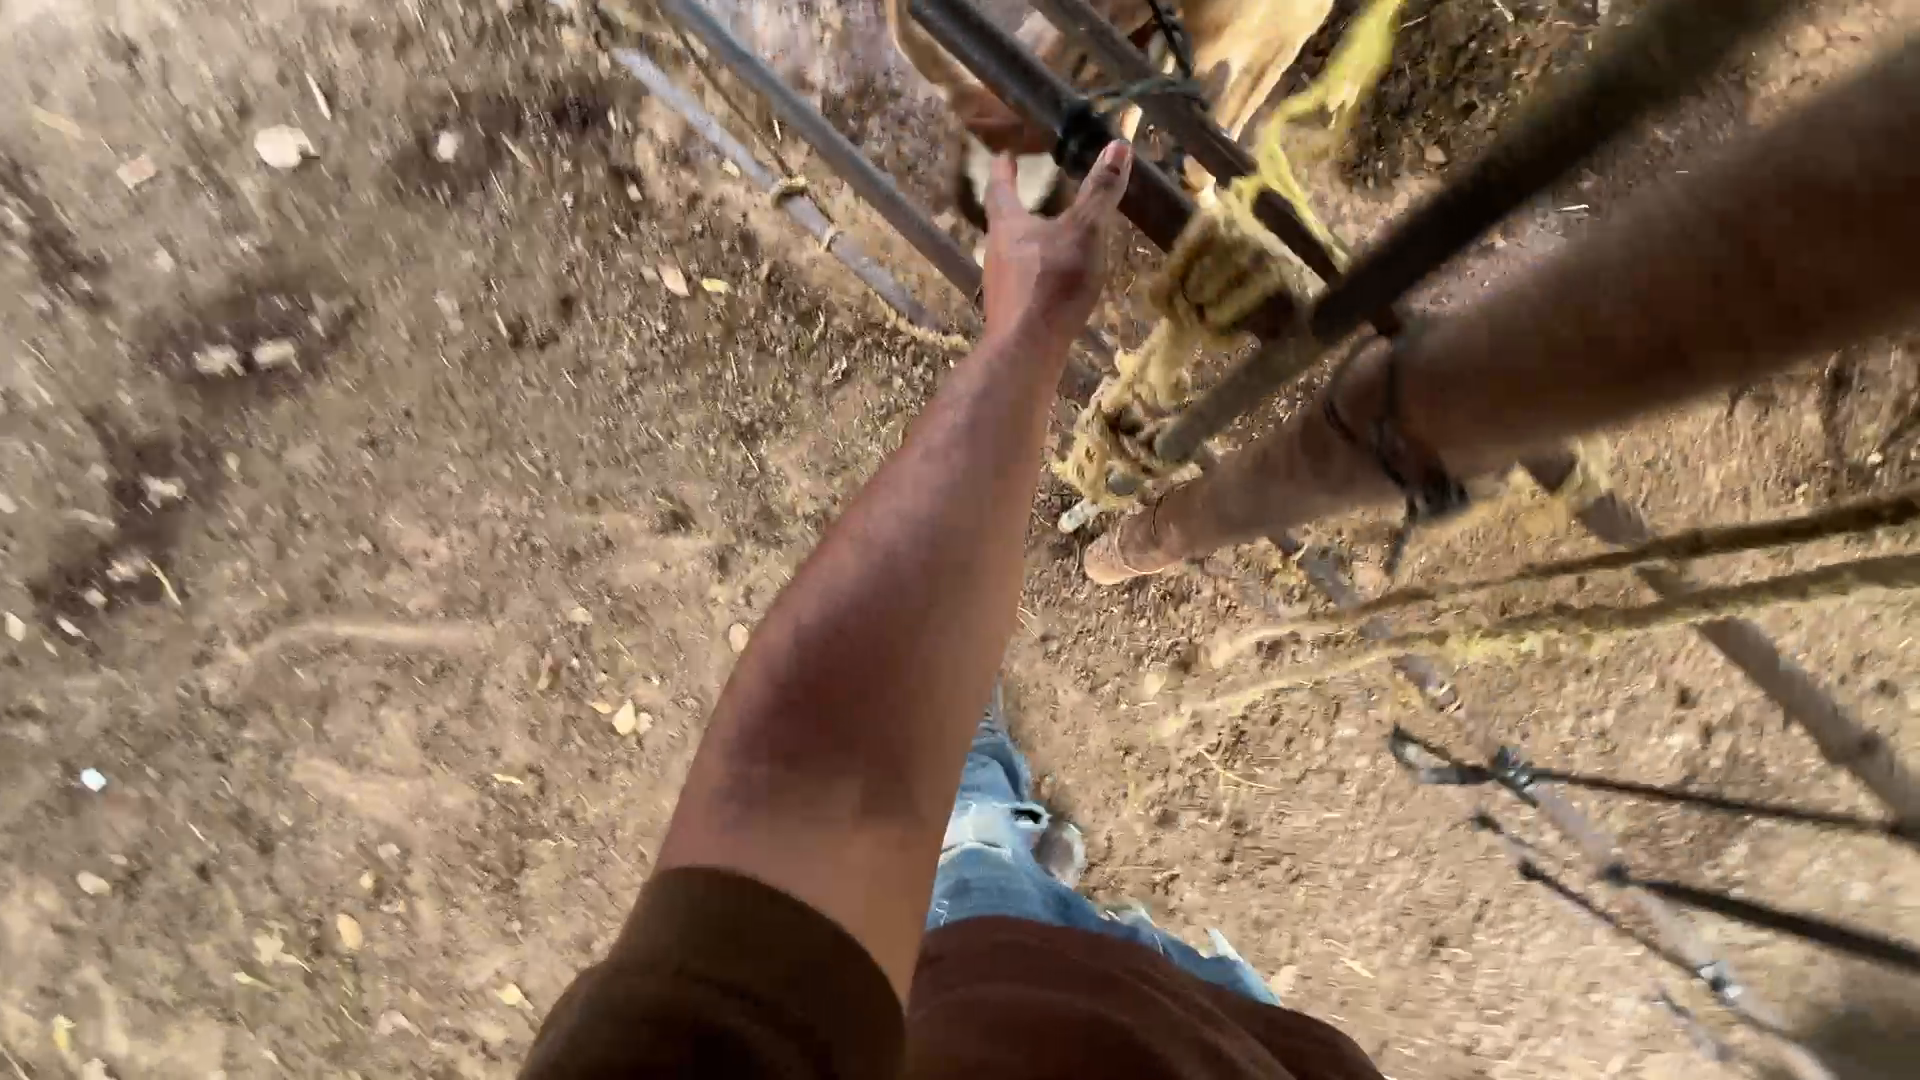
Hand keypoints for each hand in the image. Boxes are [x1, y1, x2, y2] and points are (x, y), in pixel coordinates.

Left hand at [981, 139, 1132, 354]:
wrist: (1026, 349)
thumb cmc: (1052, 282)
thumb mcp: (1084, 232)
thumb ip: (1100, 193)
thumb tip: (1118, 146)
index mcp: (1007, 226)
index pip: (1000, 189)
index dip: (1003, 171)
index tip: (1003, 157)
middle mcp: (996, 254)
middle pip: (1003, 225)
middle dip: (1014, 209)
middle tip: (1024, 195)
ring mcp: (1000, 287)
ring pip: (1011, 257)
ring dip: (1026, 245)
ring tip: (1044, 239)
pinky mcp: (1010, 315)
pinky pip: (1022, 285)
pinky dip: (1035, 276)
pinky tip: (1050, 285)